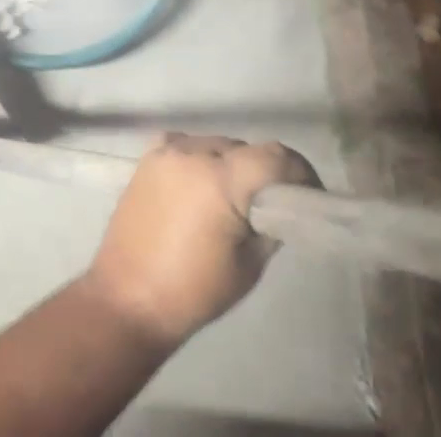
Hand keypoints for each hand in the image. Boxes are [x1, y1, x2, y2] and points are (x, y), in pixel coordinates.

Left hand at [83, 134, 318, 344]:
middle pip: (244, 148)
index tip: (310, 195)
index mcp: (221, 179)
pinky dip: (200, 158)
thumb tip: (282, 207)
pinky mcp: (145, 160)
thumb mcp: (250, 263)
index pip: (275, 156)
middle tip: (273, 204)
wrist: (129, 296)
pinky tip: (202, 183)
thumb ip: (271, 225)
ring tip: (235, 197)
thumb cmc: (195, 289)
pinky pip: (184, 146)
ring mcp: (164, 153)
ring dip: (231, 163)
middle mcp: (192, 154)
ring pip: (214, 144)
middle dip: (265, 171)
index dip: (300, 172)